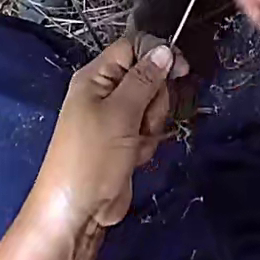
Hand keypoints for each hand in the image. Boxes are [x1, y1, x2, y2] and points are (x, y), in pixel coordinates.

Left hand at [29, 38, 182, 228]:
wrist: (78, 211)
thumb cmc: (92, 157)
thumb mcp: (120, 113)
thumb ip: (145, 79)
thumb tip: (165, 49)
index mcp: (96, 77)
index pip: (132, 48)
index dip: (157, 54)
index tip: (181, 69)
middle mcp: (105, 92)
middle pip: (148, 77)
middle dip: (154, 100)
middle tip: (142, 120)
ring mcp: (116, 117)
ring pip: (152, 105)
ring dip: (151, 125)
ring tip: (135, 143)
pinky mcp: (125, 139)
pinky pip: (149, 128)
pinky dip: (147, 142)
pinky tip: (135, 157)